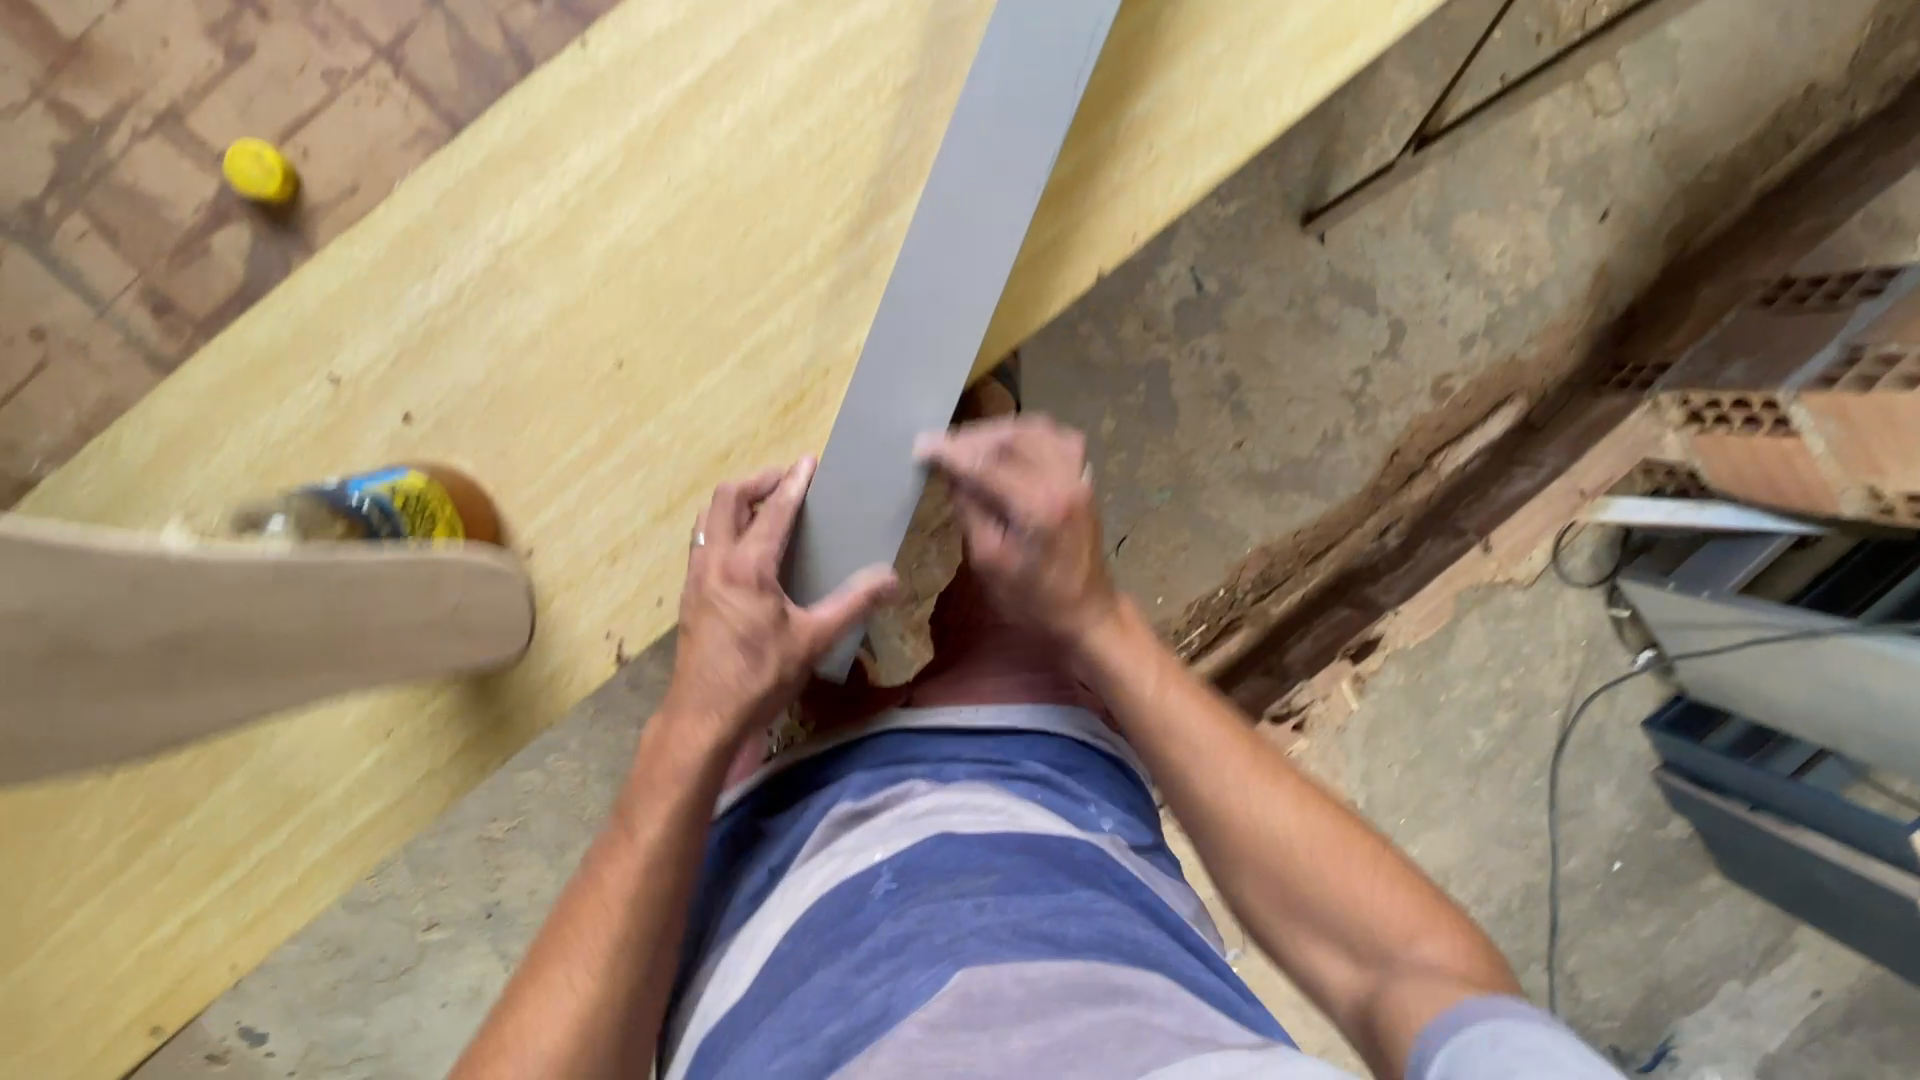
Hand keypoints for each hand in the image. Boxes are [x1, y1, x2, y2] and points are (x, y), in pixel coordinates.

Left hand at [662, 458, 897, 742]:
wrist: (704, 717)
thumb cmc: (760, 678)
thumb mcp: (814, 641)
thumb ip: (853, 604)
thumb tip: (892, 579)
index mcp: (747, 567)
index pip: (774, 510)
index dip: (794, 482)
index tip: (810, 461)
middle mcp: (715, 562)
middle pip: (726, 498)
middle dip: (758, 481)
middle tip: (787, 481)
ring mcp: (696, 578)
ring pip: (708, 519)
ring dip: (736, 503)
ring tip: (766, 508)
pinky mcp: (690, 595)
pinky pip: (703, 542)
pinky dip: (723, 527)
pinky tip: (745, 551)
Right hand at [914, 415, 1118, 647]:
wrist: (1087, 612)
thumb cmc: (1033, 599)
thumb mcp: (988, 560)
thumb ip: (970, 509)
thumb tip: (953, 471)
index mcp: (1038, 506)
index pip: (985, 463)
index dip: (950, 452)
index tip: (921, 447)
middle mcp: (1063, 480)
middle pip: (1011, 437)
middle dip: (971, 438)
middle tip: (941, 448)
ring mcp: (1079, 475)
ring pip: (1035, 429)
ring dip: (999, 431)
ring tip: (970, 446)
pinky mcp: (1084, 477)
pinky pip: (1057, 437)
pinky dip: (1029, 434)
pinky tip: (1009, 446)